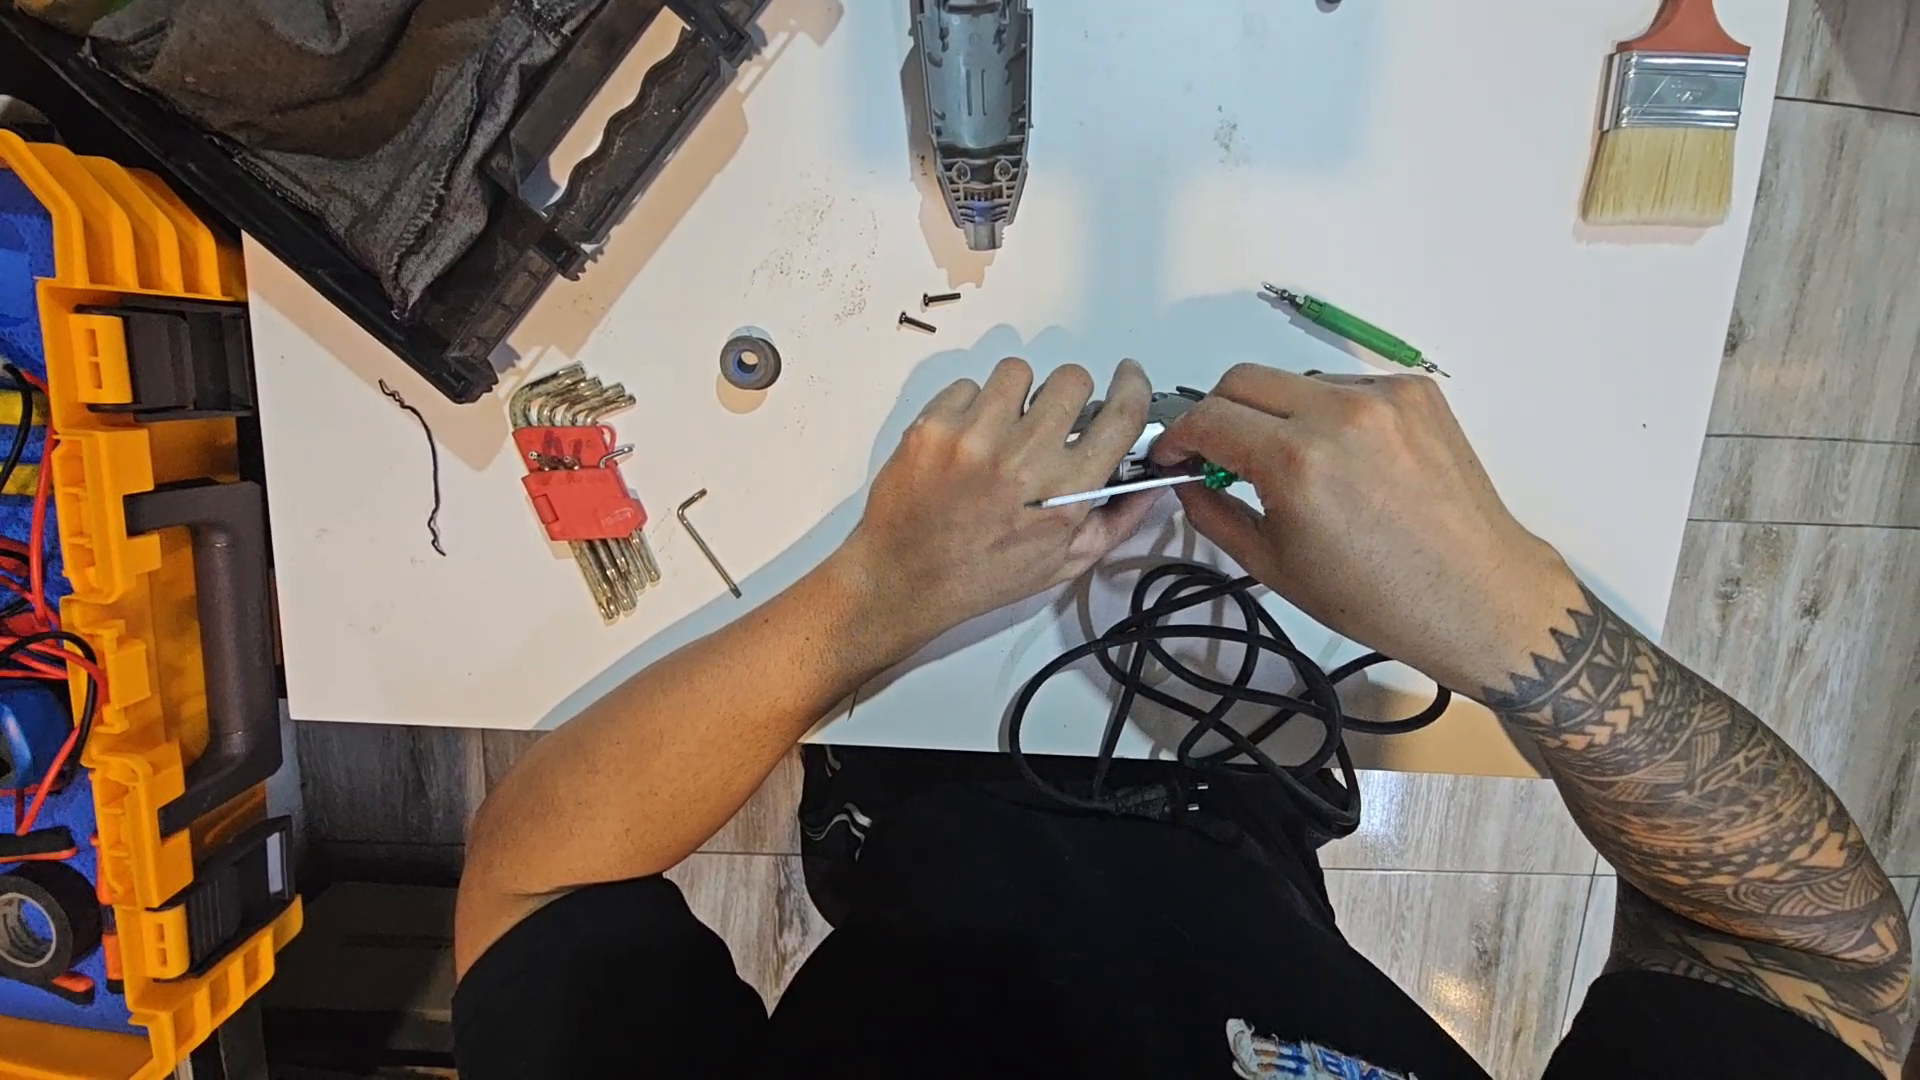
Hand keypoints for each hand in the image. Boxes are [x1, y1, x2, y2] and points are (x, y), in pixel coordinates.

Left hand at [838, 357, 1160, 649]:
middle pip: (1071, 379)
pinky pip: (967, 386)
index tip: (1128, 375)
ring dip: (1015, 396)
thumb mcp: (1064, 563)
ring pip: (1017, 372)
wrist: (904, 577)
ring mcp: (975, 436)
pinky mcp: (933, 425)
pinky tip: (962, 443)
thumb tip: (1154, 481)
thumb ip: (1117, 520)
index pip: (1121, 417)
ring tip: (998, 431)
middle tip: (1046, 422)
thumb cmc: (986, 575)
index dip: (1133, 387)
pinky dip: (970, 407)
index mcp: (1065, 493)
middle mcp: (1024, 458)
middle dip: (1066, 396)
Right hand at [1151, 365, 1581, 693]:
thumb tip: (1186, 479)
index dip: (1177, 436)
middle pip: (1241, 379)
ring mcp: (1383, 396)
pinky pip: (1341, 388)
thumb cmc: (1369, 596)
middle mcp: (1338, 412)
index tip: (1173, 456)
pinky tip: (1339, 457)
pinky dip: (1321, 414)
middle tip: (1218, 452)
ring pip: (1291, 380)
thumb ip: (1211, 511)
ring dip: (1270, 413)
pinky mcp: (1416, 392)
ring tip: (1288, 461)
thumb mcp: (1269, 563)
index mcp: (1295, 461)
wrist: (1476, 597)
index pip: (1207, 418)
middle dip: (1215, 413)